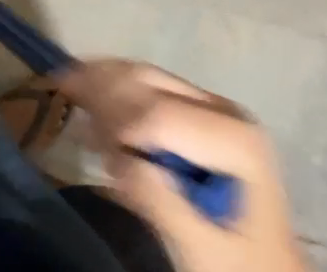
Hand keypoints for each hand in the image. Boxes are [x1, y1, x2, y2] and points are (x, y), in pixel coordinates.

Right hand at [60, 60, 308, 271]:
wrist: (266, 271)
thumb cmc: (235, 265)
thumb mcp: (201, 247)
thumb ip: (162, 201)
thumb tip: (119, 158)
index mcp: (236, 139)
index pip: (160, 115)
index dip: (118, 125)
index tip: (89, 146)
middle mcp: (226, 111)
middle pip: (149, 82)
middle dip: (102, 85)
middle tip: (59, 89)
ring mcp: (212, 110)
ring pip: (145, 75)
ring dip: (104, 79)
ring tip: (67, 85)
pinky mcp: (199, 116)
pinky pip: (150, 87)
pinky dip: (115, 86)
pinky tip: (91, 94)